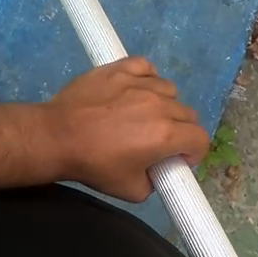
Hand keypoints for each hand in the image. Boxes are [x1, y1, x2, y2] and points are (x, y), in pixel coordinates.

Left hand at [41, 57, 209, 201]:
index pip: (200, 139)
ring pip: (168, 89)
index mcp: (165, 135)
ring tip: (143, 113)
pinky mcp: (116, 69)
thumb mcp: (133, 190)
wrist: (57, 136)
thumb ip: (156, 180)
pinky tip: (136, 88)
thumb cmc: (94, 164)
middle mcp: (157, 104)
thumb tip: (158, 169)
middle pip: (187, 114)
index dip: (192, 152)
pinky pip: (144, 66)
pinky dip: (146, 76)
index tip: (176, 158)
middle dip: (179, 130)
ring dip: (164, 103)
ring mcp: (136, 82)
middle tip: (158, 140)